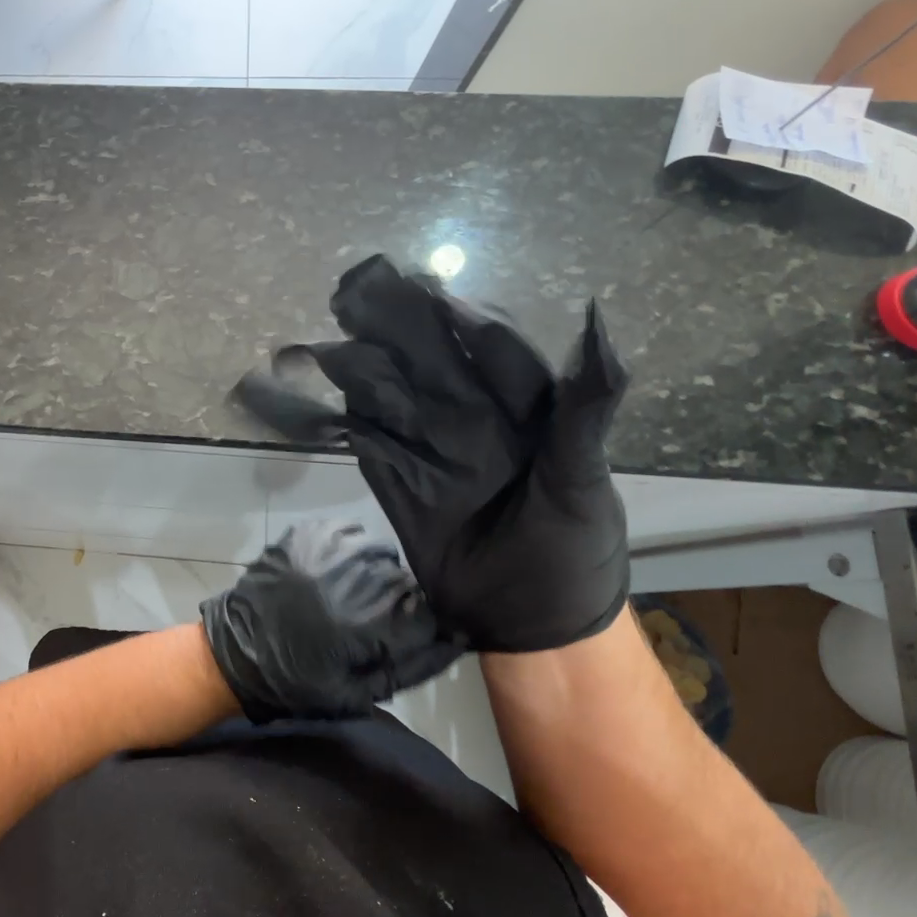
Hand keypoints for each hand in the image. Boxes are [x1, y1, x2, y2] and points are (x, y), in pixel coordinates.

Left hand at [200, 521, 464, 721]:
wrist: (234, 654)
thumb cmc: (297, 683)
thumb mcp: (358, 693)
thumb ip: (412, 667)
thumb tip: (456, 640)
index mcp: (364, 623)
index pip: (424, 612)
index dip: (422, 624)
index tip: (408, 632)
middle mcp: (348, 580)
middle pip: (401, 578)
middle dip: (398, 598)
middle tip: (374, 617)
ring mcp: (322, 552)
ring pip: (376, 549)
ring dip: (374, 569)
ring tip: (354, 590)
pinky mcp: (301, 537)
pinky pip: (343, 529)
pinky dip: (348, 545)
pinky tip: (336, 567)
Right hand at [235, 255, 630, 652]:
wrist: (529, 624)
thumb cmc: (572, 553)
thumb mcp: (582, 481)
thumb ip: (584, 408)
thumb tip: (598, 323)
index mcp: (527, 413)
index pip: (493, 351)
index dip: (462, 321)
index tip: (429, 292)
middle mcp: (475, 422)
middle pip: (432, 364)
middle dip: (396, 329)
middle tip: (356, 295)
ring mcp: (433, 453)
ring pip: (393, 399)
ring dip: (359, 370)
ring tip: (323, 342)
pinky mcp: (400, 485)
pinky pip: (369, 446)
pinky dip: (343, 422)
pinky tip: (318, 398)